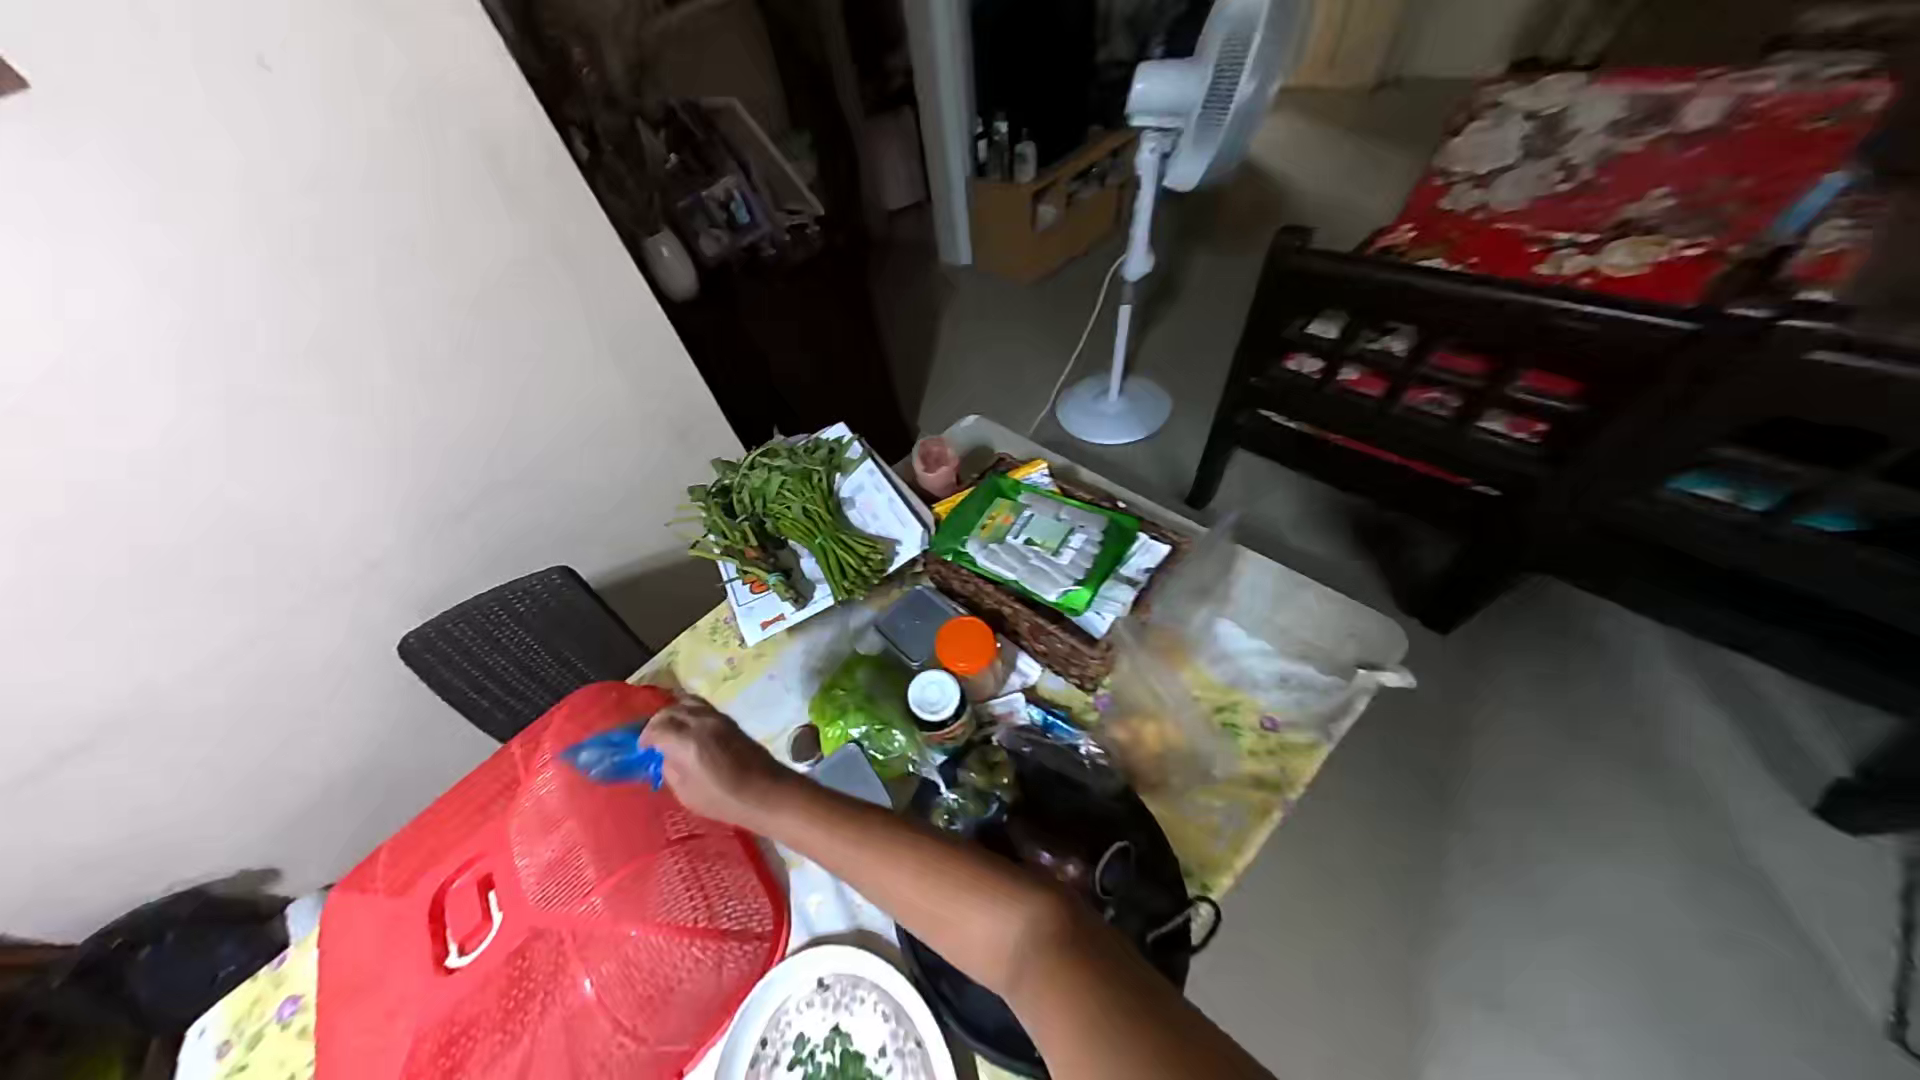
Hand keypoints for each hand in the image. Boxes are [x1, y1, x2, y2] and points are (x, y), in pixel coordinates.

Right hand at [638, 692, 795, 828]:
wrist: (766, 791)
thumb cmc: (724, 800)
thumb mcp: (686, 793)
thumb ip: (671, 769)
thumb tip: (666, 755)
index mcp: (688, 741)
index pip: (657, 728)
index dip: (645, 737)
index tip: (642, 749)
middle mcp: (702, 722)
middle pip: (671, 710)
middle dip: (657, 722)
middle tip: (652, 739)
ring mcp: (719, 718)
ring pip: (688, 702)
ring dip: (674, 712)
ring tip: (669, 730)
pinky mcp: (731, 720)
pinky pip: (703, 707)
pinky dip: (689, 712)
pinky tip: (688, 728)